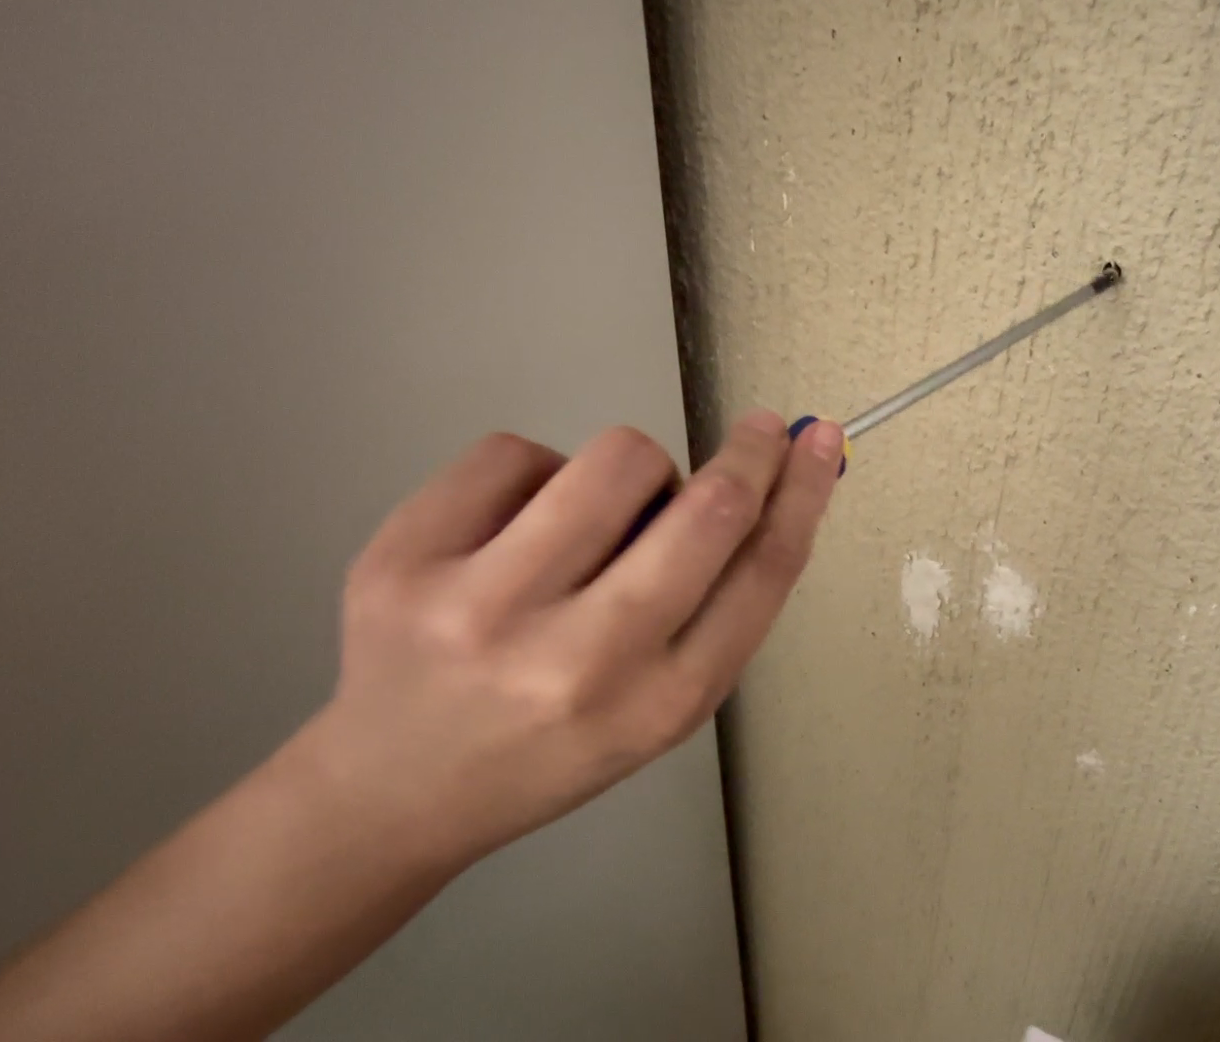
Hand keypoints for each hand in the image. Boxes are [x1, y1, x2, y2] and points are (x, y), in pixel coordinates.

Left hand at [304, 409, 844, 866]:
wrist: (398, 790)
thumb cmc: (557, 746)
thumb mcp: (664, 703)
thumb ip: (720, 607)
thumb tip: (772, 488)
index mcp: (663, 702)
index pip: (762, 571)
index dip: (804, 493)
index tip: (821, 441)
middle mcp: (582, 657)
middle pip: (708, 511)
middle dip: (750, 453)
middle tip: (759, 429)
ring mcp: (481, 606)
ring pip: (616, 457)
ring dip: (638, 470)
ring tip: (602, 517)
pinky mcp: (402, 559)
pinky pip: (516, 451)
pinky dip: (541, 472)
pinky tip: (516, 527)